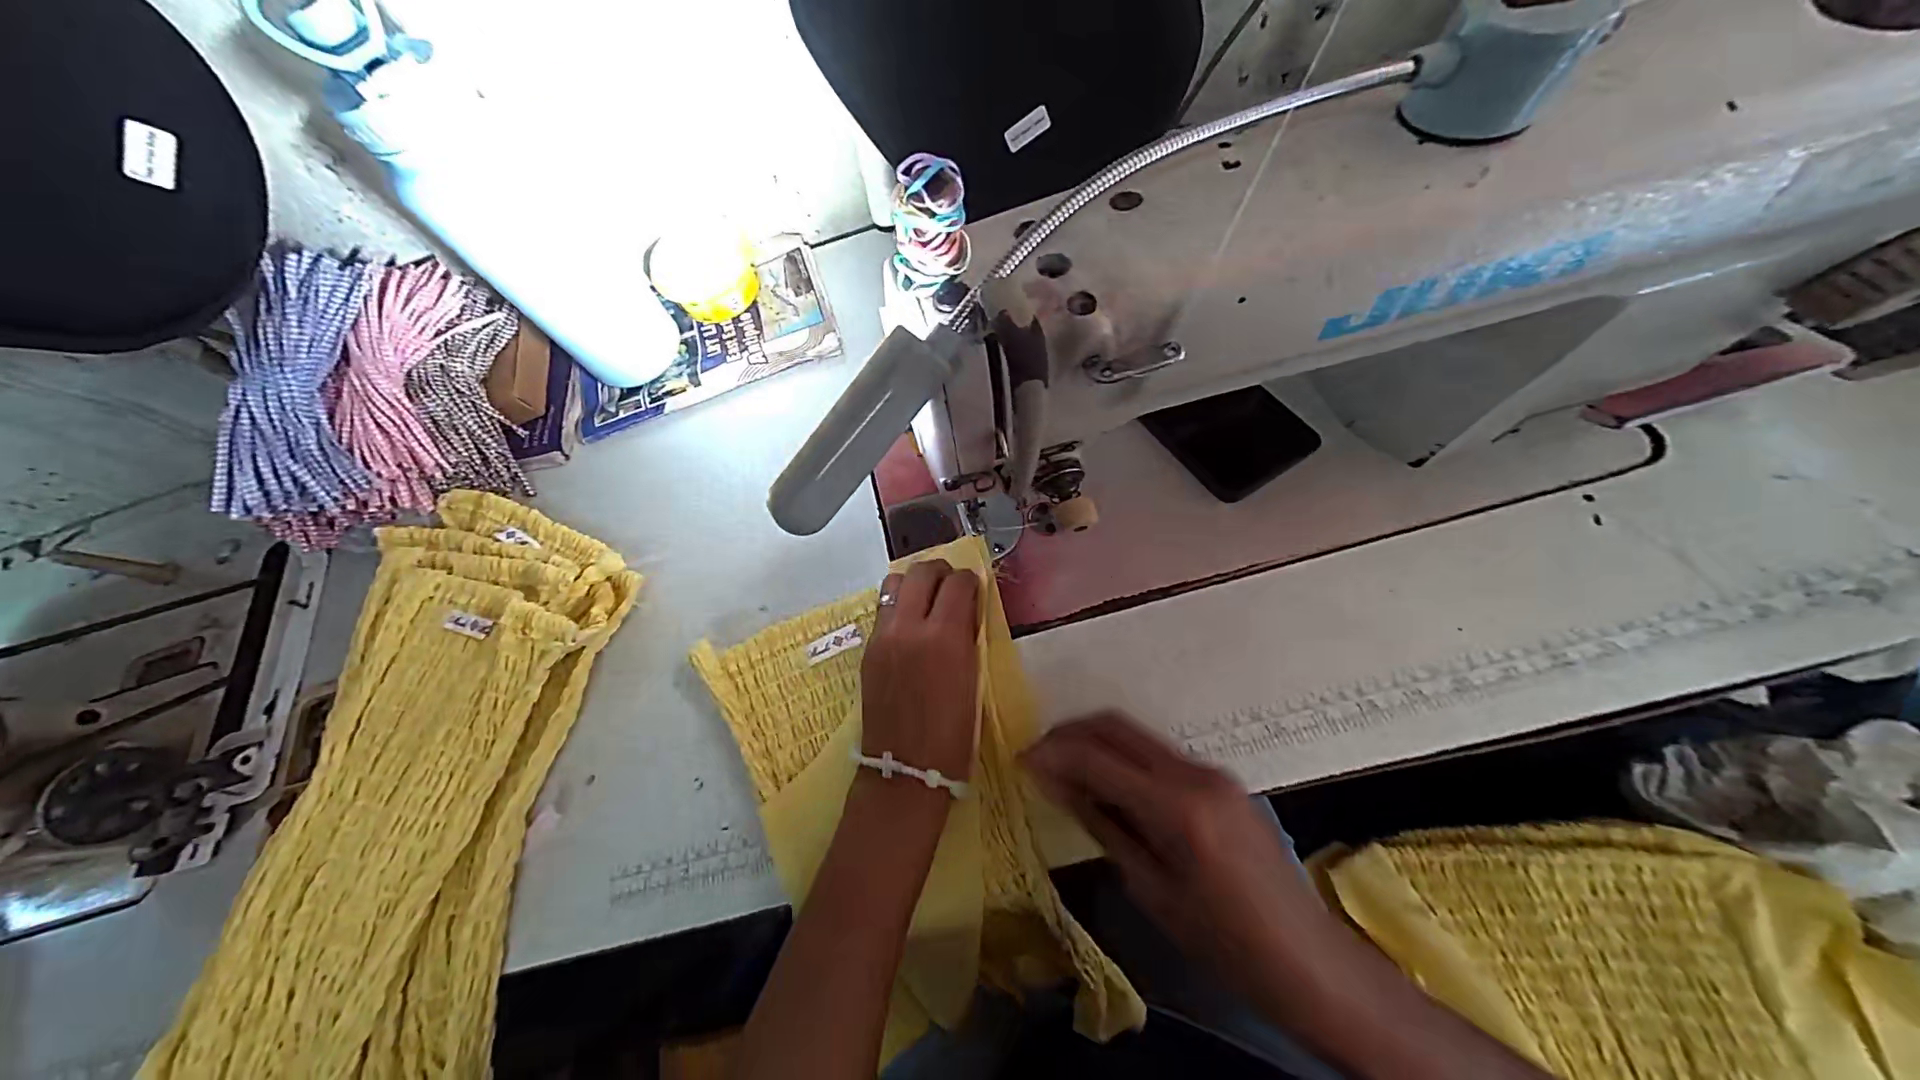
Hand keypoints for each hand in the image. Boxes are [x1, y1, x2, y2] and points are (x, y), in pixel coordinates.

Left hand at [861, 560, 981, 786]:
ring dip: (916, 583)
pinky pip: (884, 610)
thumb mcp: (974, 679)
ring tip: (929, 601)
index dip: (972, 580)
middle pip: (923, 571)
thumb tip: (968, 609)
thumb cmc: (955, 735)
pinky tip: (911, 626)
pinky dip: (900, 606)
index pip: (959, 583)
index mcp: (944, 637)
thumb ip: (969, 636)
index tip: (977, 588)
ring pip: (895, 583)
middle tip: (954, 587)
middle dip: (943, 572)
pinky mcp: (868, 649)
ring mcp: (883, 636)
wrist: (907, 770)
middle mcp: (909, 627)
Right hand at [1022, 713, 1328, 985]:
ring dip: (1094, 741)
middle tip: (1037, 756)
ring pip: (1135, 734)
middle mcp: (1196, 773)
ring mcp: (1212, 770)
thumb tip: (1058, 784)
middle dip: (1069, 733)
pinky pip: (1157, 753)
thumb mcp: (1152, 889)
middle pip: (1115, 725)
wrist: (1309, 958)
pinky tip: (1106, 783)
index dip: (1052, 753)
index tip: (1020, 760)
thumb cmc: (1225, 943)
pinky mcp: (1221, 778)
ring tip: (1063, 768)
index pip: (1097, 757)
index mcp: (1178, 807)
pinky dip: (1122, 757)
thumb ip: (1104, 826)